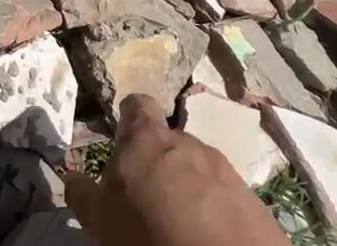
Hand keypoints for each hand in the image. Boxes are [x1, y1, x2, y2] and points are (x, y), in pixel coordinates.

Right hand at [65, 93, 290, 245]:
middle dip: (163, 163)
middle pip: (173, 143)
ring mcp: (231, 176)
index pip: (138, 105)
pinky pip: (233, 202)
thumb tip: (74, 179)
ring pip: (204, 172)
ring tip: (184, 222)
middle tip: (152, 195)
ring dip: (193, 189)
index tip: (125, 141)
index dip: (130, 119)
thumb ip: (83, 192)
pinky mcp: (262, 209)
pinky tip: (211, 239)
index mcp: (147, 139)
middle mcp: (190, 146)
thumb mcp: (100, 217)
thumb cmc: (149, 235)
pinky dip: (221, 215)